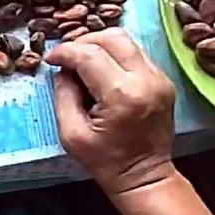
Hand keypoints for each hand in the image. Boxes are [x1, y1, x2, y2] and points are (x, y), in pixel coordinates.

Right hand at [45, 29, 179, 198]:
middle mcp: (146, 80)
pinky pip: (135, 54)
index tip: (50, 59)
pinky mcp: (163, 80)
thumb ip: (63, 95)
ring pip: (126, 41)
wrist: (144, 176)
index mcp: (122, 95)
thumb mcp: (71, 133)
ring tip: (82, 62)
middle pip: (112, 38)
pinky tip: (101, 72)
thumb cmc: (104, 160)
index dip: (65, 52)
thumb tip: (63, 70)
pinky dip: (114, 56)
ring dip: (99, 46)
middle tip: (67, 57)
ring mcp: (159, 78)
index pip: (89, 55)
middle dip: (83, 42)